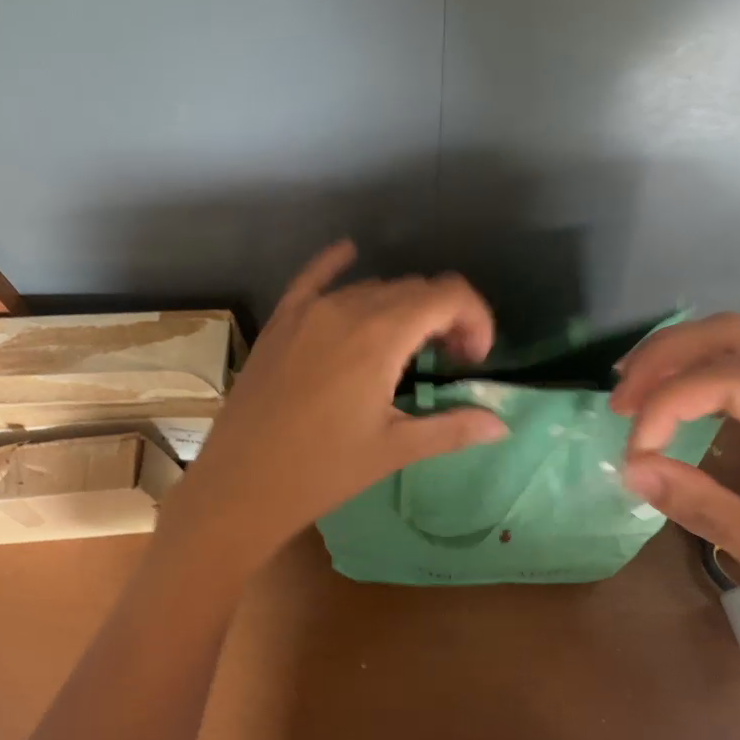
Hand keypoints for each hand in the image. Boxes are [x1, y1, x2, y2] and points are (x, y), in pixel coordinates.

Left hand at [159, 241, 508, 570]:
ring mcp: (308, 311)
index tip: (474, 359)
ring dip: (401, 306)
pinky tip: (349, 252)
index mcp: (381, 335)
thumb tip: (501, 424)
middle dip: (444, 316)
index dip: (475, 318)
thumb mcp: (394, 450)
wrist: (239, 487)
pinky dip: (337, 263)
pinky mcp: (280, 321)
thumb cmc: (322, 472)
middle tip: (448, 362)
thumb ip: (452, 427)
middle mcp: (346, 308)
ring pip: (371, 287)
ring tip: (407, 348)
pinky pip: (313, 276)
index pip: (447, 295)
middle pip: (413, 289)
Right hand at [609, 314, 739, 689]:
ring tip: (630, 399)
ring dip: (675, 363)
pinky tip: (664, 410)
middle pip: (733, 337)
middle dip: (665, 357)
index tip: (634, 453)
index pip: (732, 378)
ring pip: (734, 347)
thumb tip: (630, 468)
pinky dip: (693, 385)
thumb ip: (706, 507)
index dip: (669, 402)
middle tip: (619, 402)